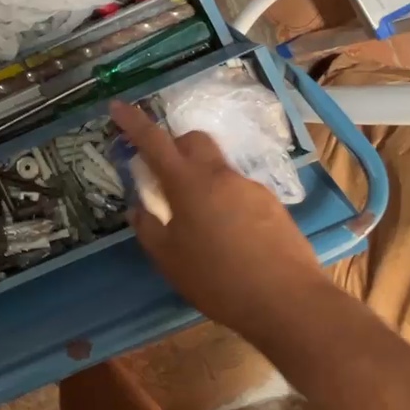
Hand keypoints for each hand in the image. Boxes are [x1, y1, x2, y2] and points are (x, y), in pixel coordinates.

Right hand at [110, 100, 335, 343]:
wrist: (291, 304)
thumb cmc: (218, 279)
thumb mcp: (168, 259)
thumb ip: (148, 229)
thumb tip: (139, 211)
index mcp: (187, 183)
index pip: (153, 140)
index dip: (133, 121)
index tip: (118, 106)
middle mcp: (219, 176)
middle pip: (193, 140)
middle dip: (175, 145)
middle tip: (164, 172)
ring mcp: (251, 189)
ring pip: (219, 169)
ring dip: (203, 180)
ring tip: (201, 221)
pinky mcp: (275, 208)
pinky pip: (241, 193)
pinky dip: (227, 203)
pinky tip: (231, 238)